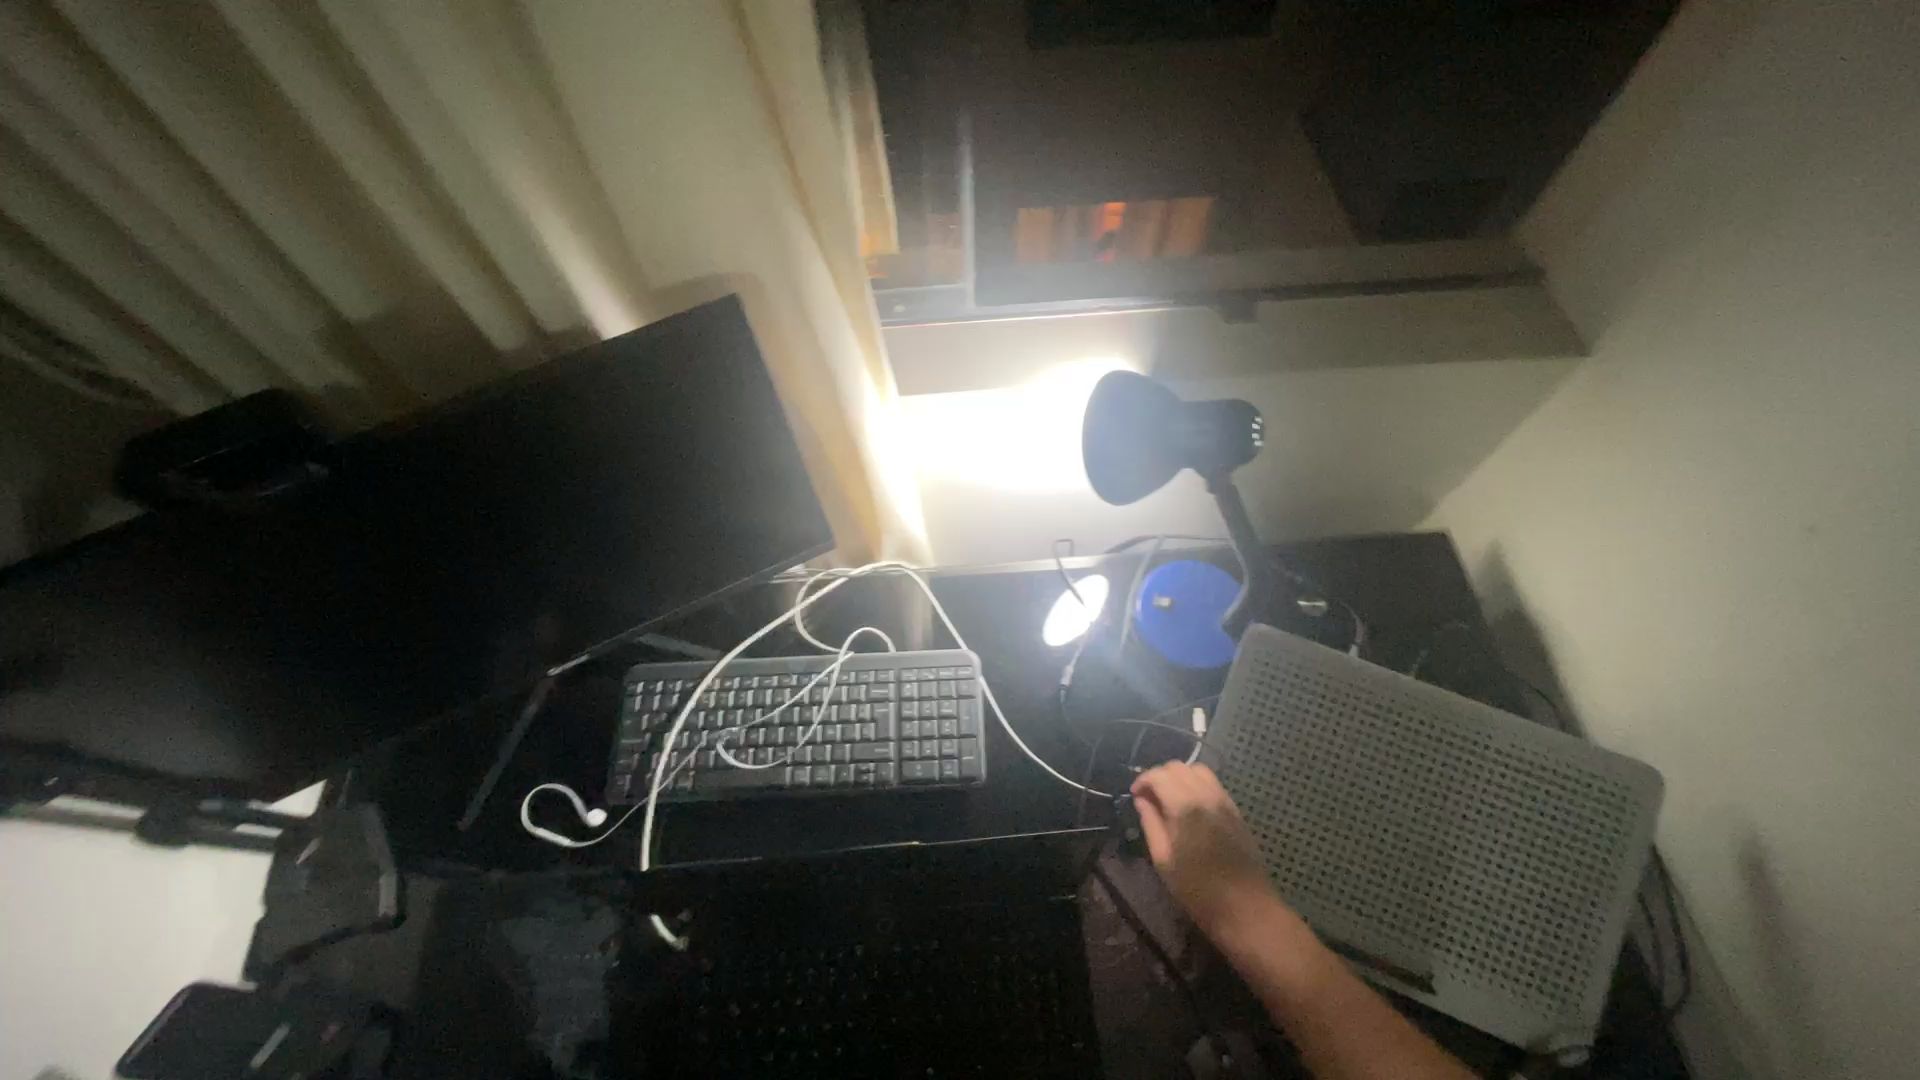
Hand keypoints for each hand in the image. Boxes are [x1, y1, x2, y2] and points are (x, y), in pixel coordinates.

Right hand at [1130, 762, 1280, 935]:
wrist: (1246, 909)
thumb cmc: (1198, 890)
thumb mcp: (1163, 860)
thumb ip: (1151, 823)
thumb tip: (1142, 800)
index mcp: (1185, 806)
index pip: (1159, 775)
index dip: (1143, 781)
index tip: (1135, 796)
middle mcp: (1207, 795)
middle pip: (1179, 767)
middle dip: (1159, 776)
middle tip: (1149, 798)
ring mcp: (1225, 801)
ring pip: (1198, 770)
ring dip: (1179, 777)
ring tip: (1169, 799)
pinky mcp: (1236, 811)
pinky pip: (1213, 784)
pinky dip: (1196, 784)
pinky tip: (1190, 806)